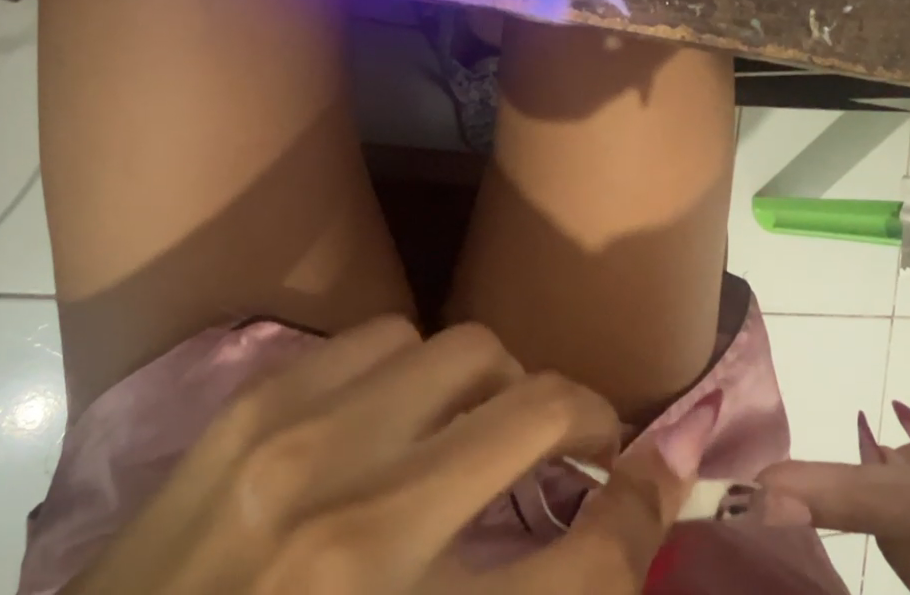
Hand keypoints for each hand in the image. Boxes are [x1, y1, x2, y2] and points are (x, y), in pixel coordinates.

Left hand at [65, 316, 709, 594]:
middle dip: (585, 423)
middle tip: (577, 452)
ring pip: (465, 351)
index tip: (661, 475)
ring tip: (480, 428)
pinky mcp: (247, 412)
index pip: (592, 561)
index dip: (648, 509)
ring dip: (494, 391)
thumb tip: (619, 512)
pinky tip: (396, 415)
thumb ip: (535, 590)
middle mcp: (358, 534)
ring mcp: (294, 452)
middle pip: (541, 410)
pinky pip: (384, 339)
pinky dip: (415, 371)